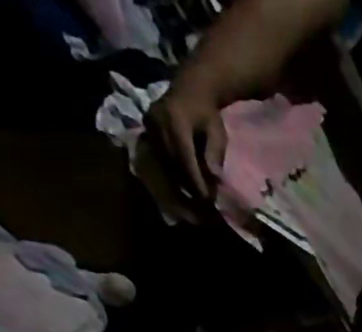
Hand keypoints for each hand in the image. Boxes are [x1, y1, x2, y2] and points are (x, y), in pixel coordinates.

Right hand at [144, 79, 228, 213]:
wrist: (188, 89)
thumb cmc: (207, 113)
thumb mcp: (217, 131)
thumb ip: (215, 152)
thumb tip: (215, 176)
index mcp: (175, 120)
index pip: (184, 157)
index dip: (195, 180)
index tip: (206, 200)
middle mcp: (156, 124)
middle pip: (170, 164)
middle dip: (185, 189)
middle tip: (200, 211)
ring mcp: (147, 128)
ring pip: (159, 166)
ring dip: (174, 189)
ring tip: (190, 210)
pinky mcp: (143, 135)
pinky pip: (153, 163)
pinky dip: (165, 181)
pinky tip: (177, 197)